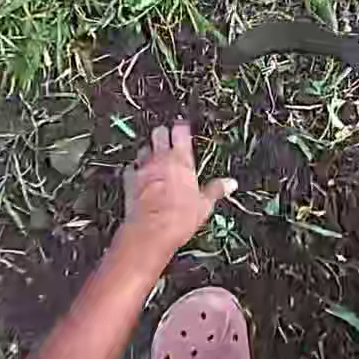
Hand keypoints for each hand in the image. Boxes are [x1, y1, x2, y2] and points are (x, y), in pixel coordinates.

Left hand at [116, 119, 236, 260]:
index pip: (180, 132)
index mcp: (181, 160)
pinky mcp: (128, 181)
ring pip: (143, 148)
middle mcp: (160, 159)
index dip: (181, 127)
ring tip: (155, 157)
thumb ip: (216, 190)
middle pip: (158, 133)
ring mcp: (143, 168)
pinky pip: (130, 169)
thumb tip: (230, 183)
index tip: (183, 127)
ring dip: (148, 151)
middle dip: (163, 133)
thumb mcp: (204, 205)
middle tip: (169, 139)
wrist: (151, 230)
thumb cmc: (179, 217)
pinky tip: (138, 175)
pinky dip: (134, 170)